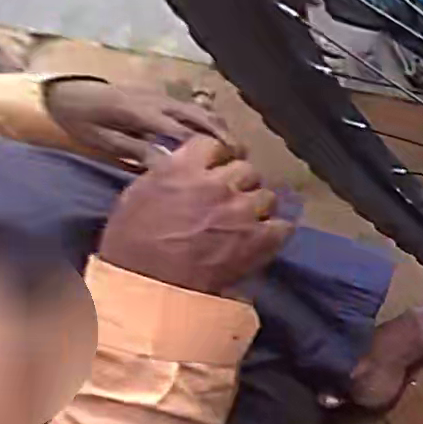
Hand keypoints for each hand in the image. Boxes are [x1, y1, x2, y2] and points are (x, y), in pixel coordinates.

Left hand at [45, 78, 232, 164]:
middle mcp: (158, 102)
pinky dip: (215, 124)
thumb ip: (137, 151)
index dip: (211, 150)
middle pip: (204, 120)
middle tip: (243, 161)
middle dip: (227, 140)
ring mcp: (163, 98)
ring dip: (225, 132)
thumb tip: (171, 167)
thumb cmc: (81, 121)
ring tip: (238, 152)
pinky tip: (221, 139)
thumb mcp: (102, 139)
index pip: (186, 132)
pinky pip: (198, 109)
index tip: (228, 168)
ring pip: (205, 112)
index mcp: (141, 112)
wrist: (60, 92)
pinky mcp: (165, 98)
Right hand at [98, 136, 291, 293]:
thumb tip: (194, 170)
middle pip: (247, 170)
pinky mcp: (264, 237)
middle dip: (242, 181)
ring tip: (248, 217)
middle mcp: (218, 185)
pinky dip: (278, 228)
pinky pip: (285, 224)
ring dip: (260, 205)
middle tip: (234, 196)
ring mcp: (244, 211)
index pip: (212, 145)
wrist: (157, 278)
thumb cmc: (137, 238)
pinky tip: (266, 234)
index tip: (217, 167)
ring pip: (268, 196)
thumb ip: (174, 176)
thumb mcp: (142, 193)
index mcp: (182, 170)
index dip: (217, 156)